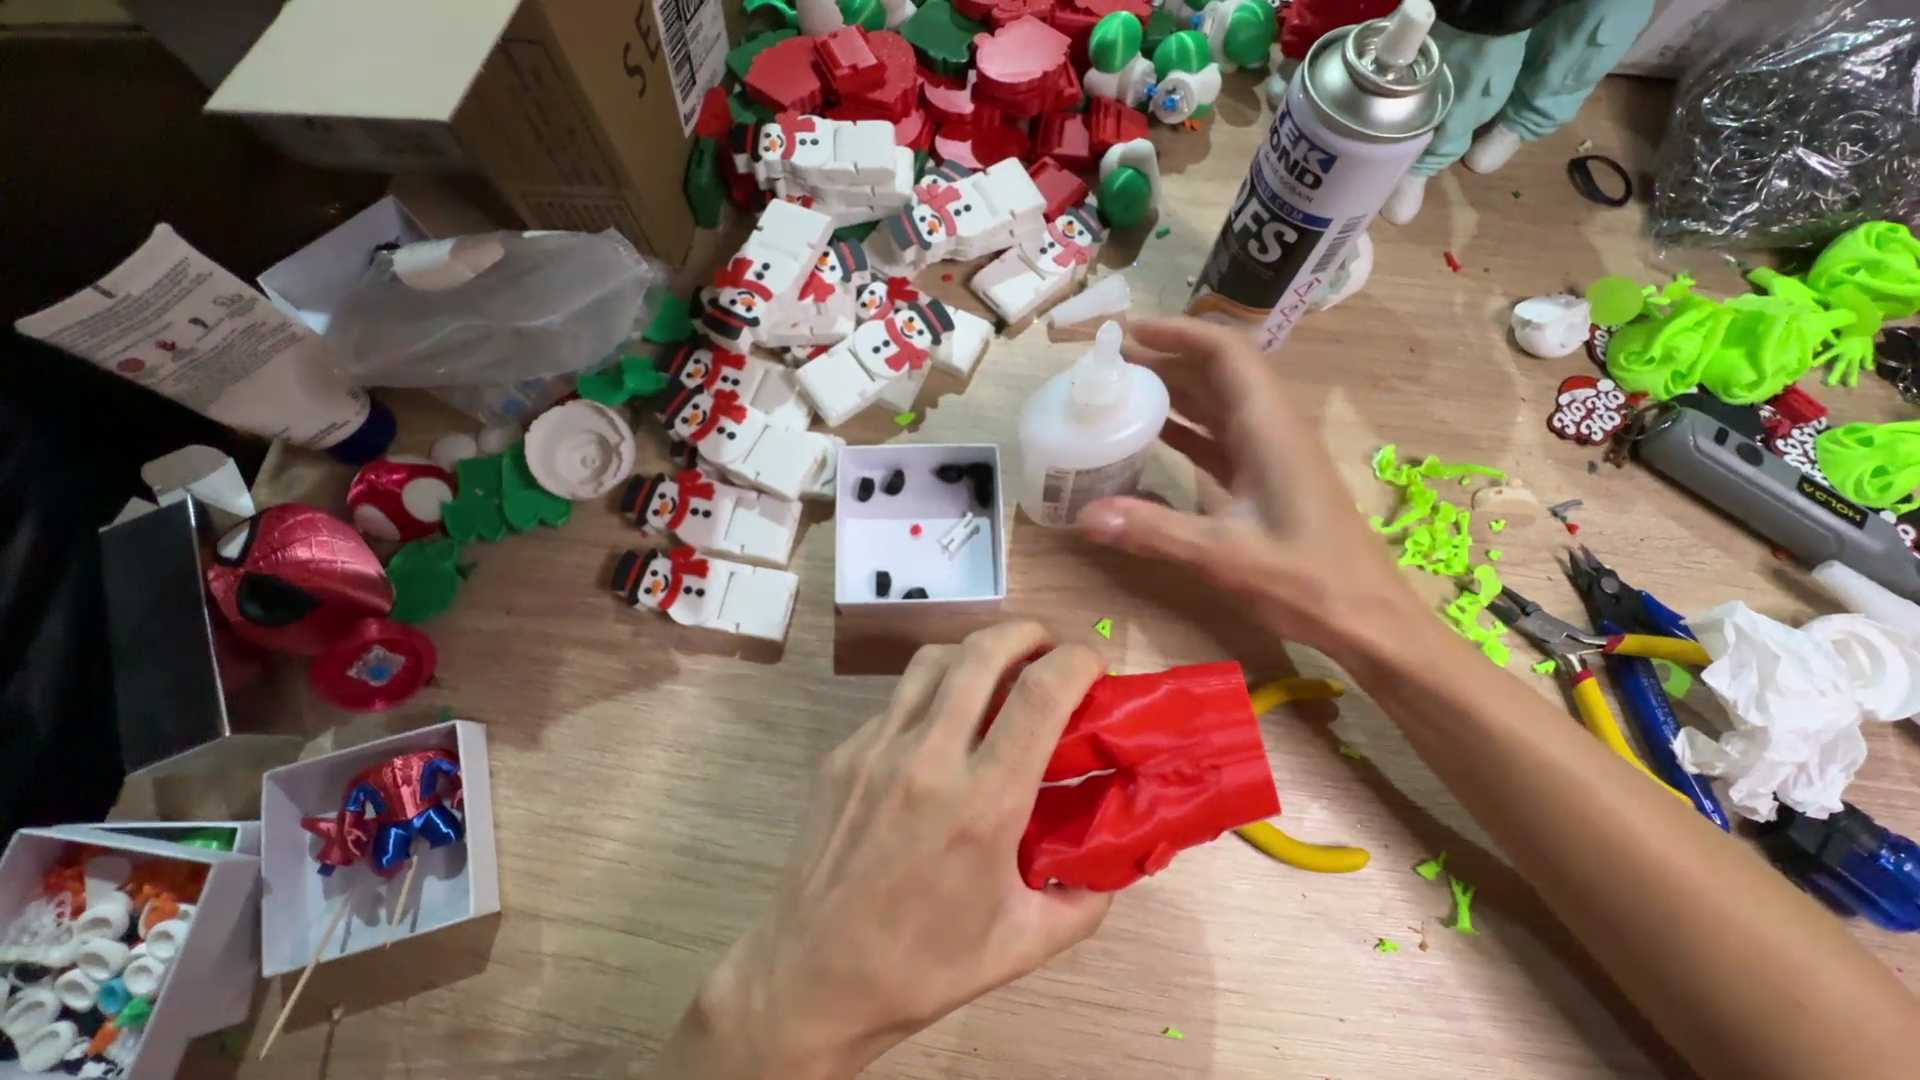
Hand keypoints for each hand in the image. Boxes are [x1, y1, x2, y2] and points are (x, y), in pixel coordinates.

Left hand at [674, 623, 1111, 1078]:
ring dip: (975, 650)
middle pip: (982, 652)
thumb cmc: (922, 968)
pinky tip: (940, 729)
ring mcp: (877, 750)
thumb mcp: (1022, 946)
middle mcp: (929, 759)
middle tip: (1047, 649)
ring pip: (933, 661)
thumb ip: (1084, 901)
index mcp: (983, 803)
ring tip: (997, 672)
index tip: (1094, 664)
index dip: (1077, 660)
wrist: (811, 979)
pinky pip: (897, 700)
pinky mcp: (843, 755)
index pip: (1040, 694)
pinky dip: (932, 693)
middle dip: (1026, 634)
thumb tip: (1116, 862)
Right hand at [1078, 318, 1419, 659]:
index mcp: (1268, 427)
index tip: (1128, 333)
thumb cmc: (1308, 579)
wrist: (1366, 615)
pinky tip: (1149, 435)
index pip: (1225, 353)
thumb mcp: (1225, 555)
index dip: (1178, 333)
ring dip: (1173, 391)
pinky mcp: (1265, 478)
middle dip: (1165, 359)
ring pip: (1217, 403)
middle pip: (1217, 372)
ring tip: (1118, 391)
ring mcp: (1269, 453)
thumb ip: (1155, 531)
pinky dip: (1184, 429)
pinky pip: (1219, 437)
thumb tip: (1086, 515)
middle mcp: (1270, 428)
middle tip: (1107, 364)